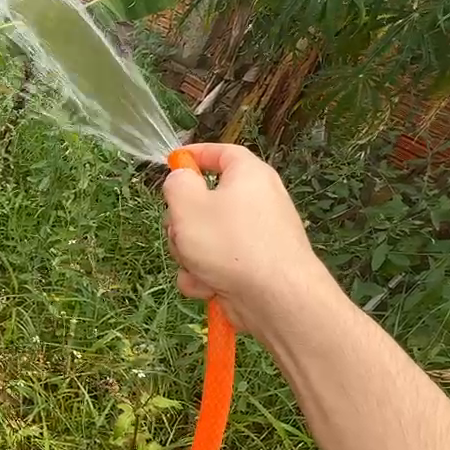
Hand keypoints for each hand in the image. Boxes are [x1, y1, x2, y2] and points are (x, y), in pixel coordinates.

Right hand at [161, 143, 340, 339]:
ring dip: (189, 251)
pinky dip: (204, 273)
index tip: (173, 161)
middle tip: (178, 229)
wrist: (275, 297)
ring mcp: (255, 235)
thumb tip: (181, 180)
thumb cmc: (229, 243)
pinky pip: (215, 261)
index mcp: (249, 176)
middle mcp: (257, 201)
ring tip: (196, 265)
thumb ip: (176, 184)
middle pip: (205, 200)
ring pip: (204, 235)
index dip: (196, 154)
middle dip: (182, 219)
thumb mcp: (187, 205)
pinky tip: (208, 284)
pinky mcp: (252, 264)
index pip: (222, 152)